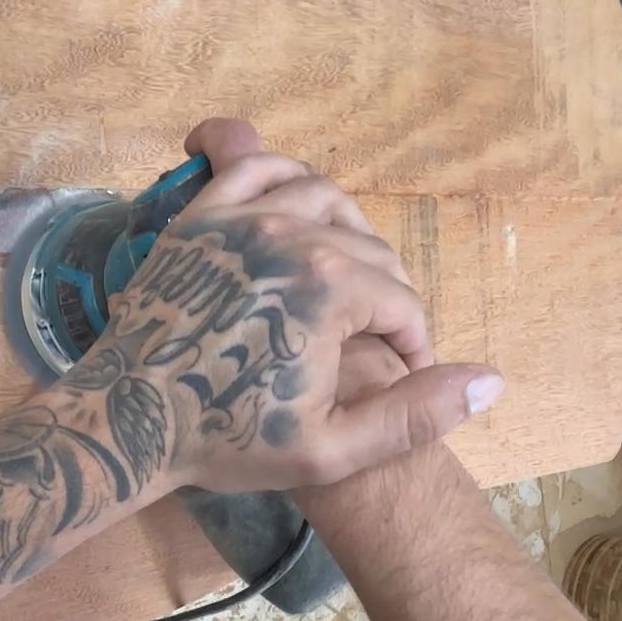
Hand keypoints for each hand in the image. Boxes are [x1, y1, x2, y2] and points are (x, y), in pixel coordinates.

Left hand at [68, 119, 503, 492]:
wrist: (130, 420)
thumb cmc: (223, 439)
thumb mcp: (328, 450)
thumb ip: (414, 416)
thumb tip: (492, 380)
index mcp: (330, 288)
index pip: (401, 301)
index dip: (409, 341)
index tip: (398, 368)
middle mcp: (291, 236)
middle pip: (369, 250)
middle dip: (382, 295)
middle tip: (368, 336)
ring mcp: (239, 220)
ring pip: (323, 199)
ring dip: (347, 232)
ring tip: (343, 277)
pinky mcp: (199, 220)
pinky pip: (253, 170)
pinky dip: (282, 171)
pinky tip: (292, 194)